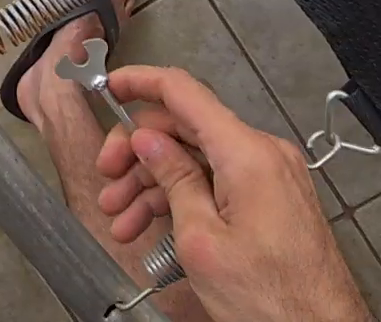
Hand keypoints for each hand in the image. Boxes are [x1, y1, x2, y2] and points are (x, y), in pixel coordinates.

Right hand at [96, 67, 369, 321]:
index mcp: (247, 153)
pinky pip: (214, 182)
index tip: (106, 87)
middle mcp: (262, 154)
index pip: (182, 90)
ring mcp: (268, 177)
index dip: (138, 81)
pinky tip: (149, 226)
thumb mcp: (203, 241)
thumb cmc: (273, 303)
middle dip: (136, 153)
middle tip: (106, 178)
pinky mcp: (270, 200)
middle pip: (182, 129)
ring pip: (193, 160)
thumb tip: (145, 138)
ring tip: (121, 217)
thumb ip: (173, 178)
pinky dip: (180, 199)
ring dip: (151, 184)